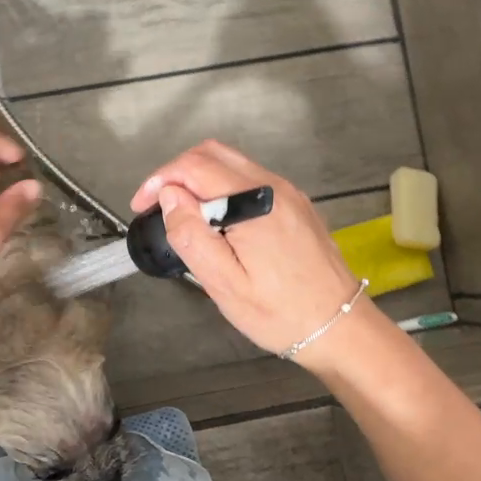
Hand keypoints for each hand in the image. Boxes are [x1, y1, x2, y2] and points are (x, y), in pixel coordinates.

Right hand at [131, 141, 364, 365]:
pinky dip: (222, 188)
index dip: (159, 180)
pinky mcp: (296, 206)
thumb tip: (169, 196)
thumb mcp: (224, 283)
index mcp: (254, 202)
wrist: (339, 327)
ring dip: (199, 179)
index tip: (141, 207)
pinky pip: (250, 181)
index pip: (194, 167)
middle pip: (213, 154)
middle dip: (176, 173)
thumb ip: (192, 235)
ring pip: (232, 164)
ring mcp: (288, 194)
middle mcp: (273, 187)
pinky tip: (215, 222)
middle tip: (157, 207)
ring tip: (182, 216)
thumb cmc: (279, 312)